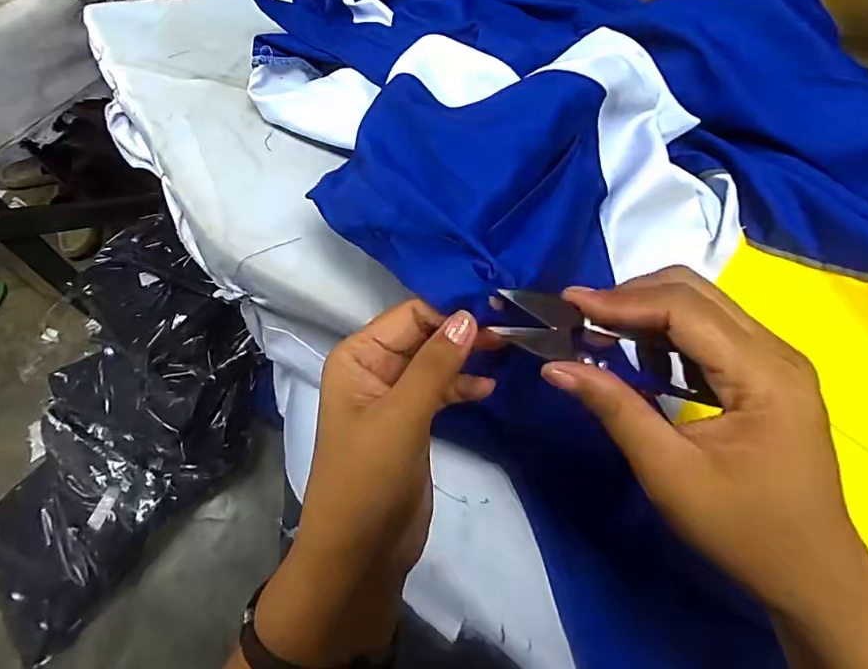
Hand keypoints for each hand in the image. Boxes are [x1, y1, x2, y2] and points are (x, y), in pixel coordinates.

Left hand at [250, 301, 495, 664]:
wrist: (359, 554)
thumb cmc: (369, 477)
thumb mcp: (402, 416)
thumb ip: (435, 365)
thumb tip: (468, 316)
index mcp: (358, 355)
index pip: (408, 316)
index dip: (448, 313)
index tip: (493, 316)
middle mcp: (372, 367)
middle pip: (422, 335)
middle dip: (460, 333)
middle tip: (510, 335)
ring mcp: (392, 395)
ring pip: (433, 362)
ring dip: (465, 358)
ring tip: (507, 355)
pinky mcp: (411, 422)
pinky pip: (438, 390)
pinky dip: (461, 386)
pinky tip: (487, 388)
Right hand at [539, 267, 867, 618]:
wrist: (816, 579)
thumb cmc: (745, 531)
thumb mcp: (669, 474)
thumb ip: (614, 409)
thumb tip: (555, 365)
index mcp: (764, 377)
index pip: (683, 309)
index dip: (621, 300)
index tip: (569, 304)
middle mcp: (777, 353)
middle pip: (693, 291)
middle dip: (631, 296)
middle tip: (583, 318)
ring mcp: (777, 359)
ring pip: (700, 300)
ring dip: (646, 307)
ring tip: (602, 332)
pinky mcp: (767, 370)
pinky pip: (709, 324)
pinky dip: (666, 326)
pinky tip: (640, 353)